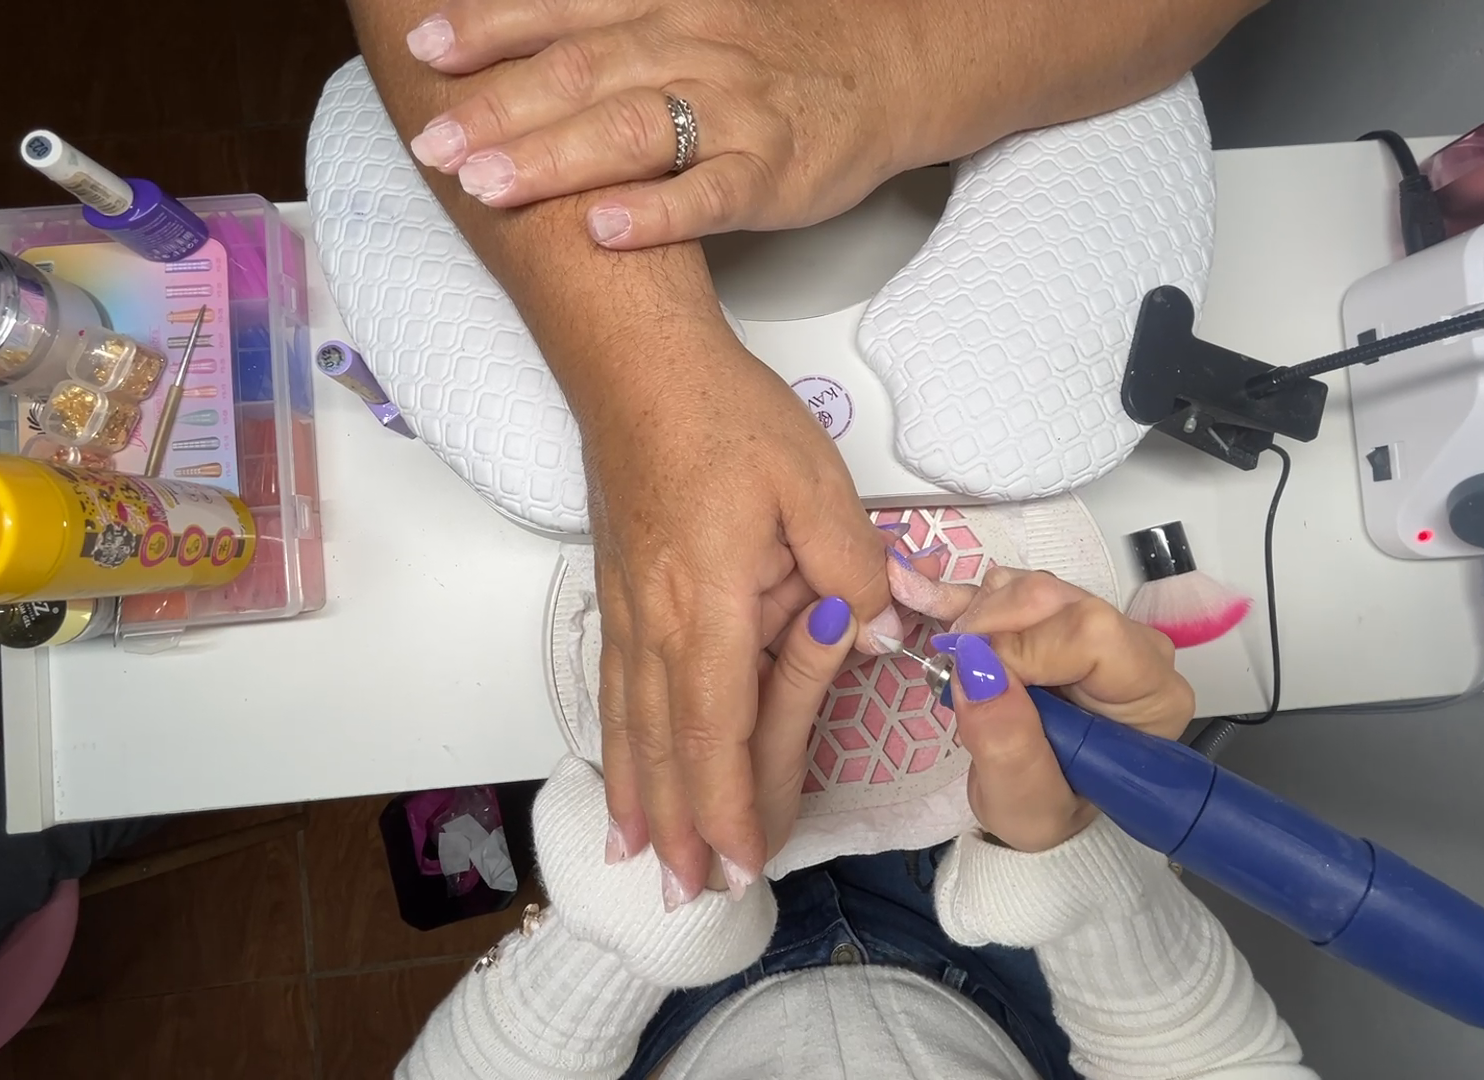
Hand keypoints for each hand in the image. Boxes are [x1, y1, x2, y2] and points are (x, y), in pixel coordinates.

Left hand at [401, 0, 945, 247]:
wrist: (883, 68)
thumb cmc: (780, 50)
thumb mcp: (698, 11)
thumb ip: (623, 21)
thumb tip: (544, 38)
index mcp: (666, 6)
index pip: (563, 12)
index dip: (489, 29)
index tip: (426, 54)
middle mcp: (691, 48)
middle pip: (581, 75)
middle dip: (501, 110)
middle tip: (436, 147)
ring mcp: (733, 113)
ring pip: (633, 130)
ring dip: (556, 158)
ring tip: (490, 188)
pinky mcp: (772, 173)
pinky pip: (708, 194)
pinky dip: (654, 212)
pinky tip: (603, 228)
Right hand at [584, 329, 898, 907]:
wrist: (640, 371)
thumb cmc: (728, 419)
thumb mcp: (815, 485)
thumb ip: (851, 571)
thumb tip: (871, 637)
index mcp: (708, 602)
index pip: (717, 728)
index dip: (729, 804)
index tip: (740, 865)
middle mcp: (654, 622)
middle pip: (665, 742)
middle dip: (681, 824)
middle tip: (688, 892)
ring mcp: (626, 607)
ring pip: (630, 721)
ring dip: (638, 796)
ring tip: (638, 856)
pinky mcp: (617, 589)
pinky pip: (612, 683)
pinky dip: (614, 739)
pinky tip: (613, 763)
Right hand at [924, 567, 1194, 852]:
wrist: (1034, 797)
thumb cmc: (1046, 809)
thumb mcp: (1026, 807)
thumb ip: (1007, 747)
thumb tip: (977, 671)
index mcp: (1149, 696)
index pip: (1090, 634)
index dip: (1021, 650)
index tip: (976, 685)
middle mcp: (1132, 647)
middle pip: (1054, 598)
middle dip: (989, 626)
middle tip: (958, 673)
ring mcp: (1092, 621)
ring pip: (1027, 586)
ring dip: (977, 618)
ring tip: (964, 669)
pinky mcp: (1054, 611)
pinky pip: (1006, 584)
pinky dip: (966, 603)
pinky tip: (950, 633)